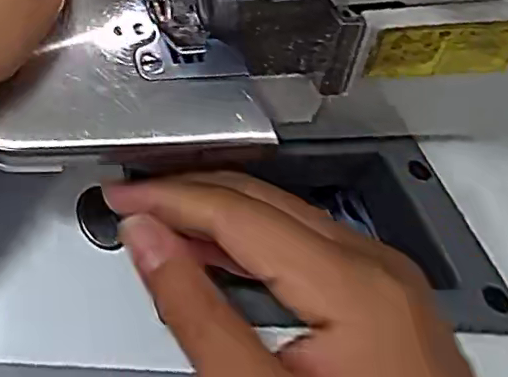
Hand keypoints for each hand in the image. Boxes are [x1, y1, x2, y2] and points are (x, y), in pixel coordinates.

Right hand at [106, 173, 473, 376]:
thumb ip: (196, 314)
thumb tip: (144, 236)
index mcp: (356, 286)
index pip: (233, 210)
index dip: (165, 198)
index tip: (120, 199)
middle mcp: (378, 269)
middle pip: (255, 197)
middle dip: (183, 194)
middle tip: (130, 201)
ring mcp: (387, 281)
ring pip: (275, 210)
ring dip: (210, 210)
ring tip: (159, 219)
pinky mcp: (385, 298)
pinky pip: (298, 237)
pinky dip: (245, 235)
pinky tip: (213, 248)